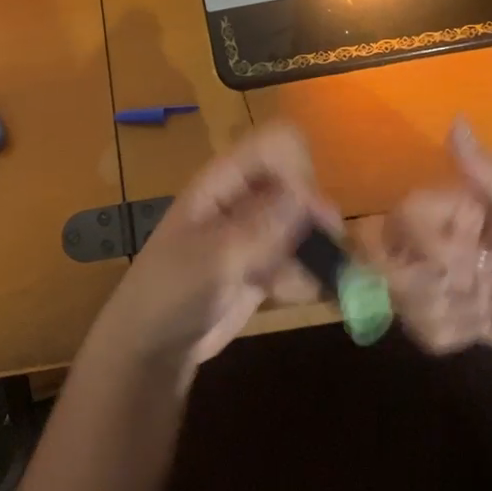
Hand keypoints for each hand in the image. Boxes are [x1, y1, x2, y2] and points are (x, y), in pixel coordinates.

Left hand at [90, 123, 334, 373]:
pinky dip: (315, 275)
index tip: (308, 208)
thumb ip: (259, 227)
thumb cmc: (169, 291)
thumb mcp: (212, 258)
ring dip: (324, 247)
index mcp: (222, 182)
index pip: (272, 146)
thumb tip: (303, 194)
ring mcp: (255, 234)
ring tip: (339, 276)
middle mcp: (244, 200)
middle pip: (296, 183)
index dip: (296, 168)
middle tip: (331, 248)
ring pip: (304, 224)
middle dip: (317, 213)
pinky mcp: (265, 267)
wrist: (152, 344)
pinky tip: (320, 295)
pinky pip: (301, 260)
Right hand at [374, 118, 491, 377]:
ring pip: (405, 292)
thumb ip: (491, 174)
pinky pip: (423, 325)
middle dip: (419, 280)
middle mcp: (453, 239)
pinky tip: (479, 333)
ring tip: (477, 317)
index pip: (409, 213)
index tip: (450, 260)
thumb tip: (456, 118)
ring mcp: (456, 281)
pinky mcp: (462, 318)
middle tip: (464, 292)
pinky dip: (445, 334)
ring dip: (435, 310)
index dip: (420, 240)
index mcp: (468, 208)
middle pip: (395, 253)